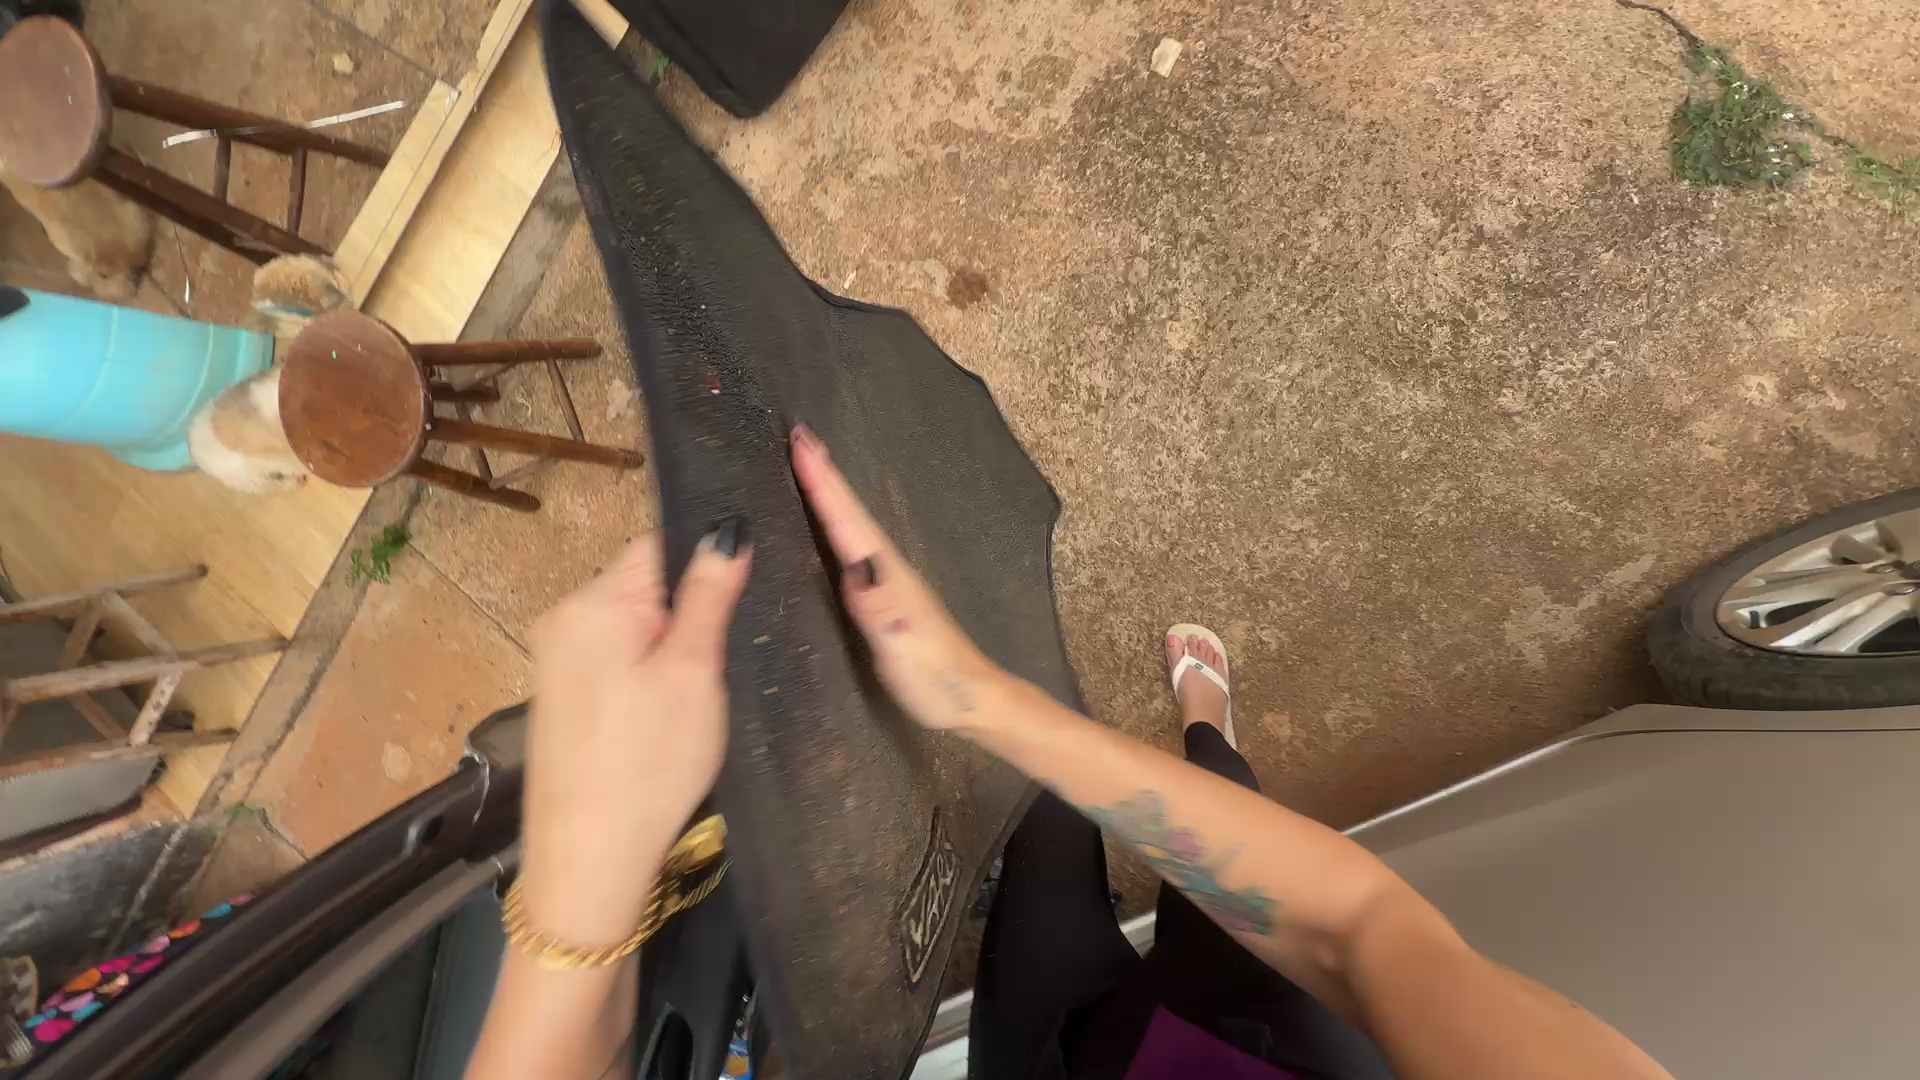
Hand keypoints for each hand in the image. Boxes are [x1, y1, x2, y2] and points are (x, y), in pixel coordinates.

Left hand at [520, 526, 751, 941]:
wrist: (590, 862)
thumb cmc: (651, 759)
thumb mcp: (694, 670)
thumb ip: (709, 593)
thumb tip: (728, 528)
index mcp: (594, 602)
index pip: (659, 543)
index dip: (706, 557)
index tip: (746, 585)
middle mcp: (565, 617)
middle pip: (646, 581)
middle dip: (691, 603)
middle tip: (726, 650)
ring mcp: (558, 658)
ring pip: (636, 619)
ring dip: (673, 636)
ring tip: (703, 682)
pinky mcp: (564, 693)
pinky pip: (618, 651)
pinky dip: (650, 663)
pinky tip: (670, 704)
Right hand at [790, 424, 1008, 731]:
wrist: (973, 699)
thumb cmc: (936, 678)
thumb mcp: (903, 648)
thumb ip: (879, 609)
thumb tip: (854, 567)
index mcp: (888, 575)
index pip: (849, 522)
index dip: (823, 482)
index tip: (800, 439)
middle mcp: (888, 570)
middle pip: (851, 514)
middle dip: (824, 475)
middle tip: (798, 436)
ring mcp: (890, 583)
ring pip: (853, 528)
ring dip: (831, 496)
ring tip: (808, 467)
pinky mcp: (887, 599)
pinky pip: (854, 550)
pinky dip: (840, 527)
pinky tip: (831, 529)